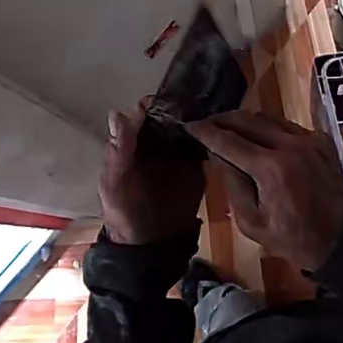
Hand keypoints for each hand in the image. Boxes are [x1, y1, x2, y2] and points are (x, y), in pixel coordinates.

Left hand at [99, 104, 206, 244]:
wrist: (148, 246)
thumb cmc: (122, 210)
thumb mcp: (114, 181)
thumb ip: (118, 150)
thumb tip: (119, 113)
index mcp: (135, 139)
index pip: (148, 110)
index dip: (160, 102)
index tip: (175, 97)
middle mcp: (158, 140)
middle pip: (175, 113)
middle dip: (187, 106)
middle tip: (202, 101)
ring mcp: (180, 152)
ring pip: (193, 126)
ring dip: (204, 119)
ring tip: (219, 114)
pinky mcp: (198, 166)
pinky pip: (208, 146)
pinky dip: (217, 139)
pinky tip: (228, 133)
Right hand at [186, 111, 342, 272]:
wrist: (342, 238)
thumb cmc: (292, 237)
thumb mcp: (251, 221)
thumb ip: (232, 183)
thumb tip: (217, 153)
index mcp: (269, 169)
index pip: (228, 141)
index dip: (205, 132)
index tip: (189, 126)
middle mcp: (288, 145)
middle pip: (246, 120)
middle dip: (222, 119)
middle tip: (206, 124)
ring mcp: (307, 139)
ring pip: (266, 117)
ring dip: (244, 120)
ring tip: (230, 129)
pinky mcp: (320, 140)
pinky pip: (286, 124)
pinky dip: (268, 127)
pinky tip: (260, 138)